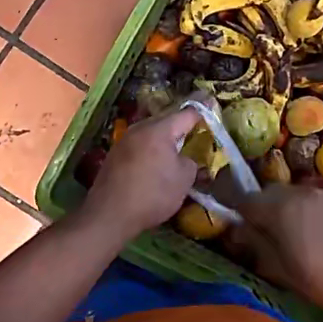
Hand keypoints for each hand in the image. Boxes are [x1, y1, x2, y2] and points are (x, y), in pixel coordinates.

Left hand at [79, 110, 200, 238]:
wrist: (110, 214)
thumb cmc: (153, 194)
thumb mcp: (183, 180)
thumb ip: (190, 162)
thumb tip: (184, 158)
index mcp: (159, 130)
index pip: (186, 114)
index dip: (202, 112)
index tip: (212, 107)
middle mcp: (139, 129)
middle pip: (165, 121)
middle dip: (180, 126)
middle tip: (195, 133)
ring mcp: (123, 141)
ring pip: (150, 134)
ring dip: (163, 140)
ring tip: (175, 151)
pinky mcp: (113, 156)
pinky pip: (138, 147)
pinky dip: (149, 151)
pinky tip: (153, 166)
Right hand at [233, 186, 322, 317]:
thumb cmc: (321, 283)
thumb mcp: (279, 270)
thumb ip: (255, 245)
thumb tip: (238, 230)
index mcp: (278, 209)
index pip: (246, 200)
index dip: (239, 213)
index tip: (242, 228)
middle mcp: (301, 193)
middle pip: (271, 192)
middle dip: (265, 208)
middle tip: (270, 233)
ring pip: (297, 194)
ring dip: (290, 208)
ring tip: (300, 235)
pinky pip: (321, 200)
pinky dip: (315, 211)